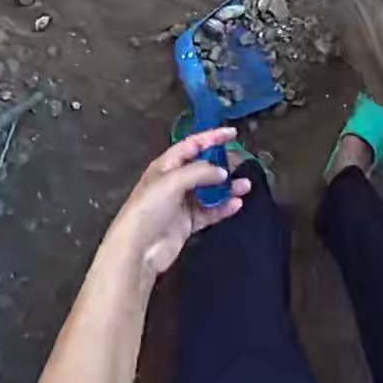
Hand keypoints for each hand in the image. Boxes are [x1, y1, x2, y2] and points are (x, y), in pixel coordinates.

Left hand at [105, 127, 251, 280]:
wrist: (138, 249)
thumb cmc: (150, 207)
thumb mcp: (173, 181)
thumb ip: (200, 172)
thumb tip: (223, 172)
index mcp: (167, 165)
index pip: (193, 144)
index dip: (212, 137)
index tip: (233, 133)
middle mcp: (175, 180)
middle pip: (204, 167)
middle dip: (223, 163)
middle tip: (242, 162)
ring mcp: (182, 202)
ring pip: (210, 190)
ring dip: (227, 187)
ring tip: (245, 186)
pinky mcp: (188, 222)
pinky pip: (210, 210)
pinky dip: (223, 207)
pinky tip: (236, 204)